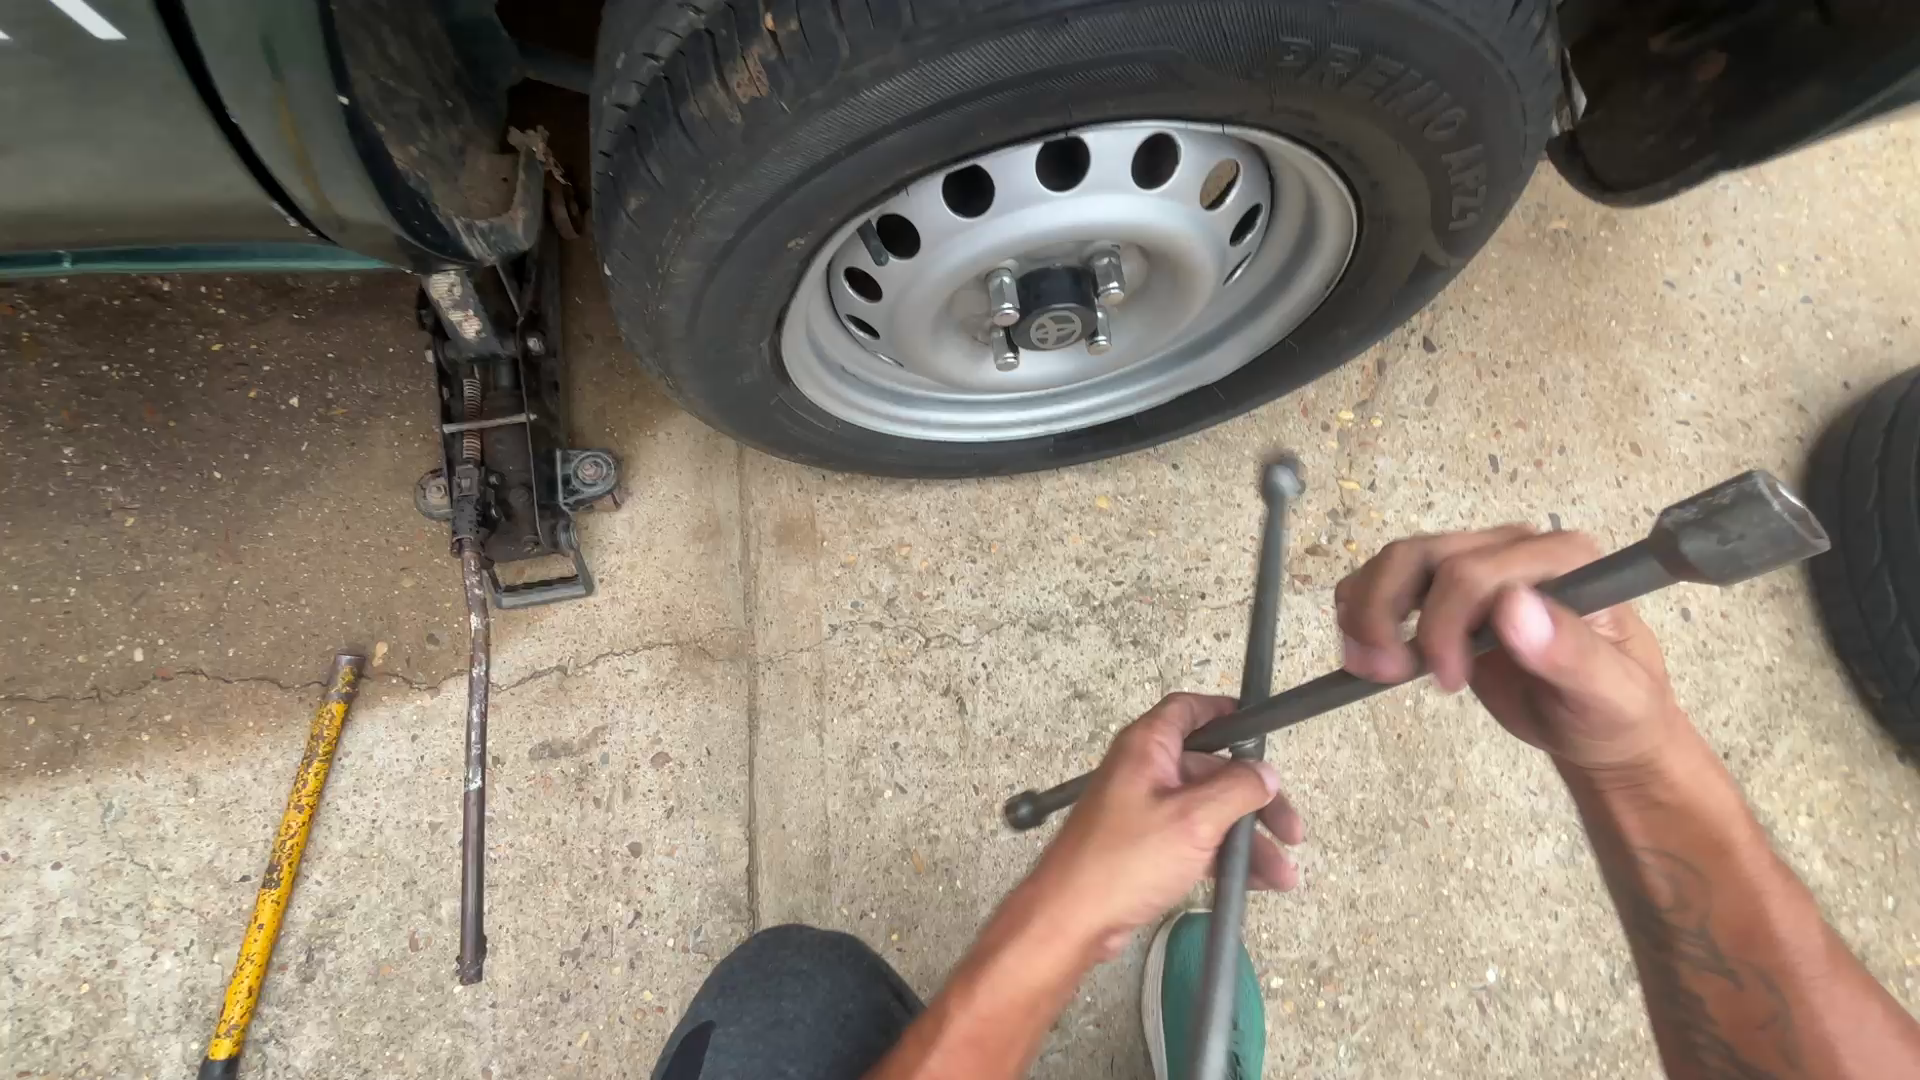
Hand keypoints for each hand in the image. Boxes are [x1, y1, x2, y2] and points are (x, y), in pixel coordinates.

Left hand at [1024, 693, 1304, 958]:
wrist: (1076, 915)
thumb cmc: (1124, 858)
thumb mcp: (1192, 819)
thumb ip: (1235, 790)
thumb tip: (1266, 772)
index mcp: (1147, 746)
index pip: (1187, 710)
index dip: (1223, 712)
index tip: (1259, 727)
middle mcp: (1145, 768)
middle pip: (1210, 767)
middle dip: (1254, 797)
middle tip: (1291, 830)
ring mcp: (1145, 806)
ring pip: (1208, 808)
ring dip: (1246, 837)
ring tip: (1282, 874)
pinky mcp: (1147, 842)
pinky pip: (1195, 837)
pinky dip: (1224, 855)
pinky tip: (1255, 882)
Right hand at [1334, 527, 1687, 776]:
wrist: (1590, 725)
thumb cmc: (1610, 712)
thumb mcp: (1609, 696)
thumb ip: (1570, 652)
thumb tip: (1513, 606)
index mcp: (1561, 559)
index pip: (1470, 571)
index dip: (1441, 623)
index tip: (1447, 683)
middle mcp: (1509, 547)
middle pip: (1416, 555)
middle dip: (1385, 614)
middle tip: (1385, 673)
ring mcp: (1468, 561)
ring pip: (1390, 562)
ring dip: (1364, 614)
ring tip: (1371, 668)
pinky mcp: (1435, 585)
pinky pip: (1377, 577)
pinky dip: (1358, 612)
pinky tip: (1368, 652)